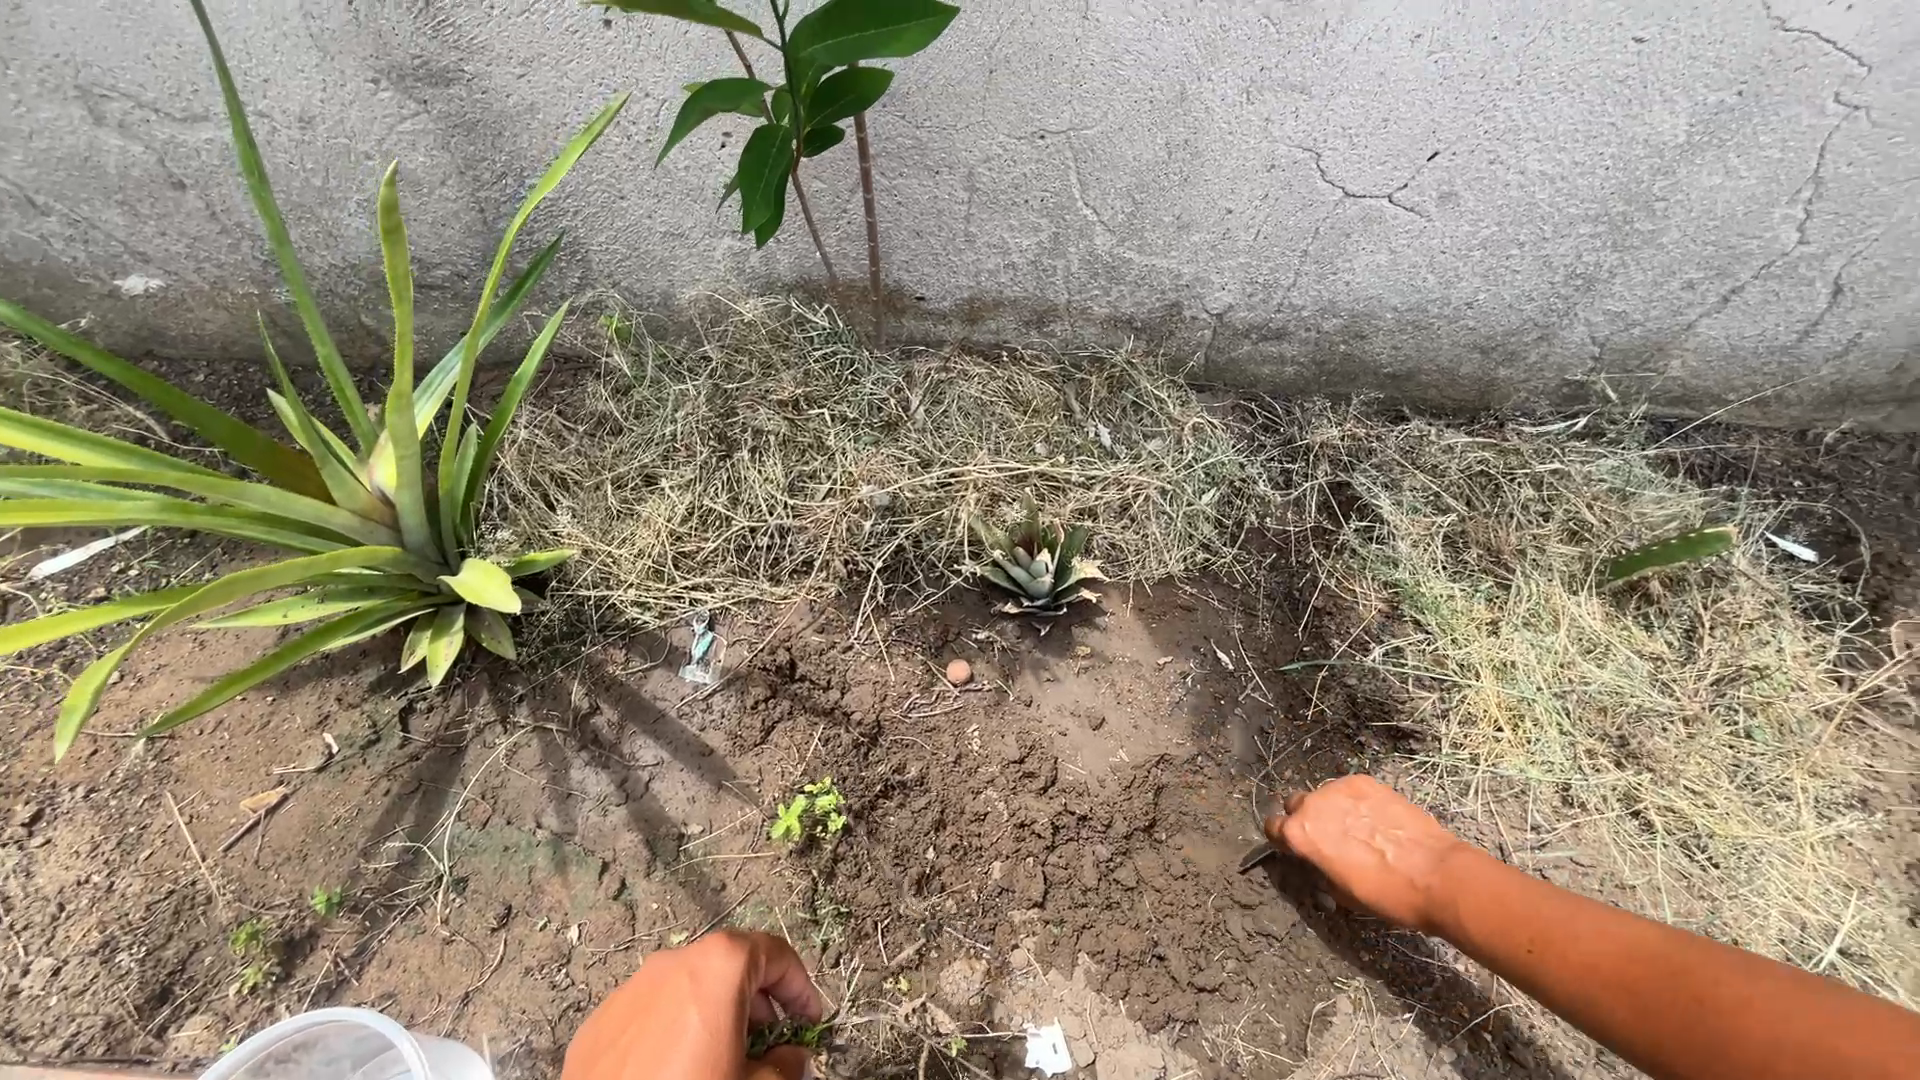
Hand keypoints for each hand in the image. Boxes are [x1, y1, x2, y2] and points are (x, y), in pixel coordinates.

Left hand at [562, 930, 823, 1079]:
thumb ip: (786, 1065)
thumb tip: (792, 1057)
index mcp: (720, 965)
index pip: (777, 955)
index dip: (801, 988)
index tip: (810, 1021)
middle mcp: (675, 961)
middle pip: (731, 966)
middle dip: (757, 1001)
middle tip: (770, 1043)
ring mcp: (630, 989)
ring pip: (688, 987)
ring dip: (714, 1014)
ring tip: (722, 1058)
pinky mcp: (598, 1024)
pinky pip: (650, 1014)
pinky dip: (673, 1031)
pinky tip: (674, 1071)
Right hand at [1263, 774, 1472, 932]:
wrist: (1437, 876)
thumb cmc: (1386, 894)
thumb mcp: (1341, 894)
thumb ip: (1319, 870)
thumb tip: (1320, 864)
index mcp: (1299, 834)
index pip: (1272, 827)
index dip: (1283, 840)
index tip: (1297, 849)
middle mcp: (1311, 805)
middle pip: (1295, 805)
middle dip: (1306, 819)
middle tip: (1329, 839)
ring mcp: (1338, 789)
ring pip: (1324, 795)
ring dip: (1331, 809)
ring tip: (1358, 828)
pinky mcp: (1364, 781)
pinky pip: (1349, 790)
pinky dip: (1356, 802)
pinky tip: (1375, 819)